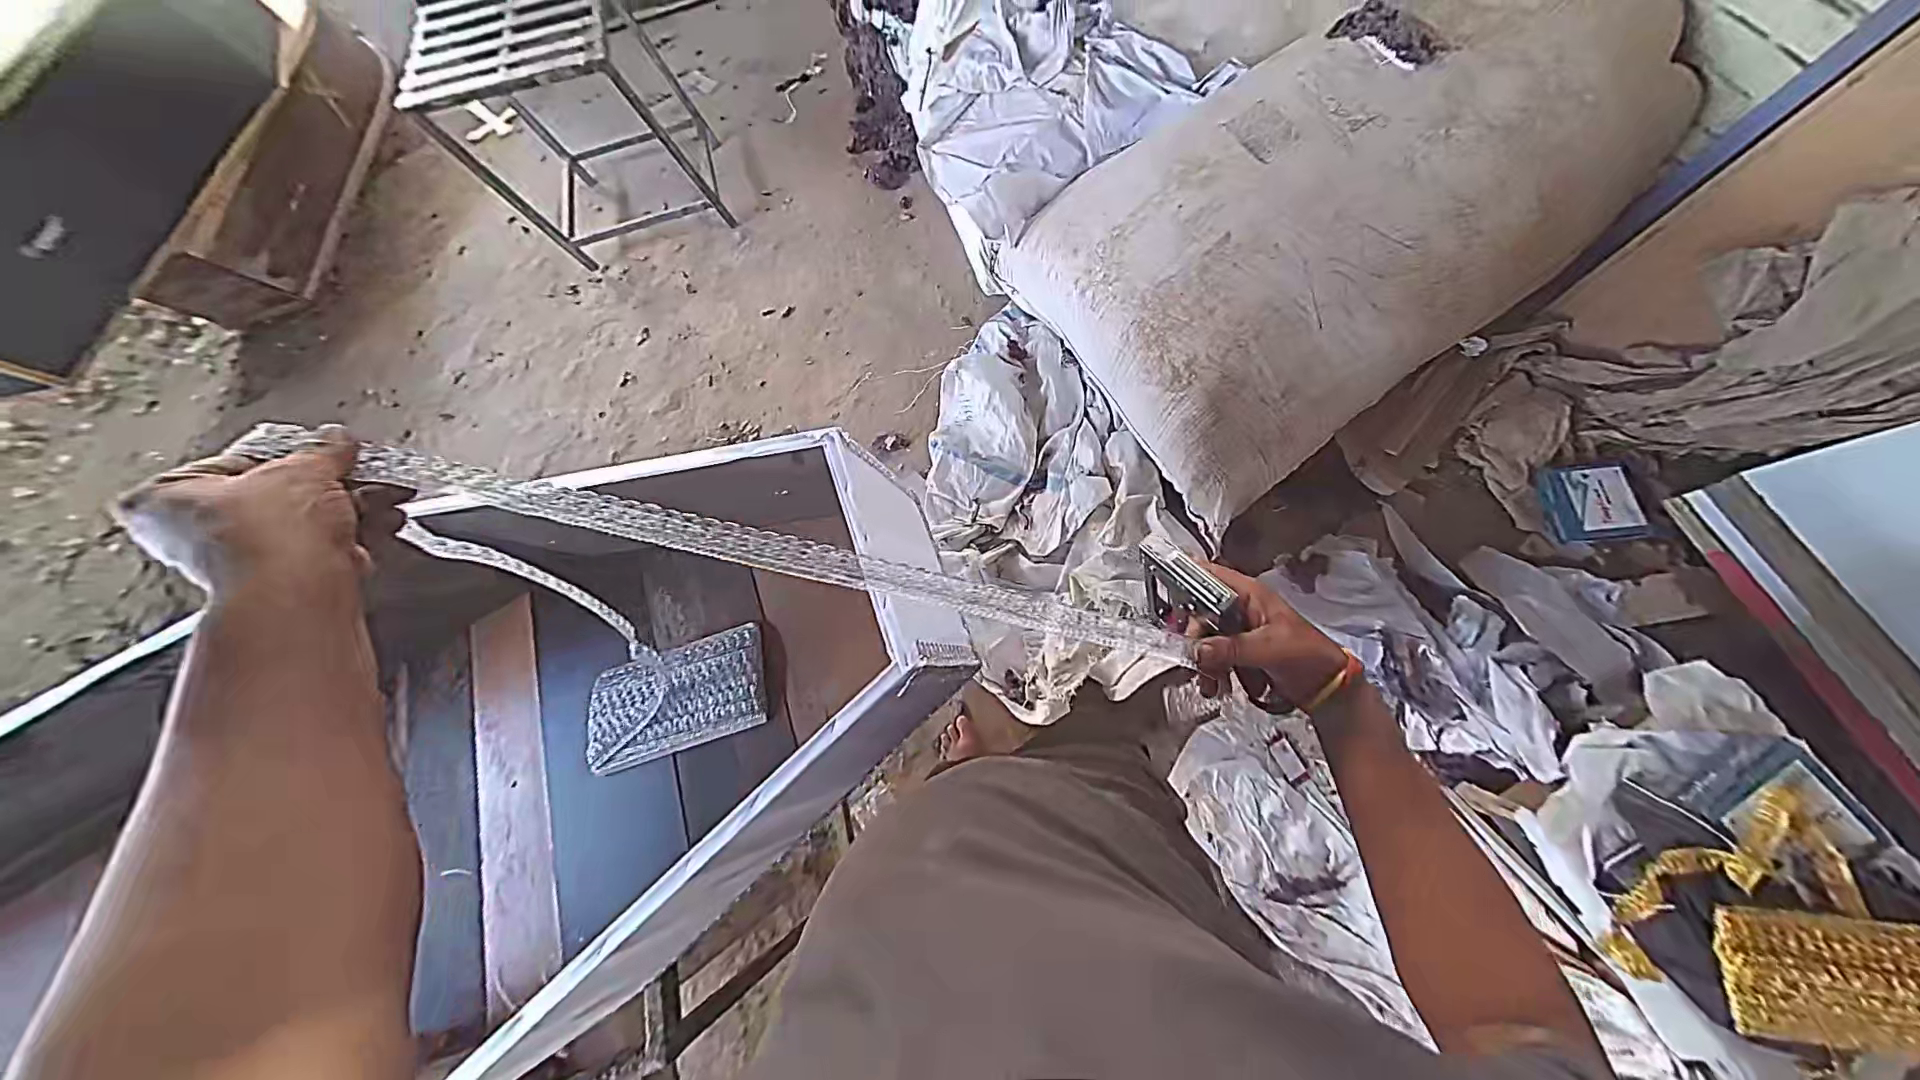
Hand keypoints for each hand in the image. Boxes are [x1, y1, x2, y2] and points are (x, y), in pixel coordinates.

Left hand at [114, 425, 410, 597]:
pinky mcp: (289, 577)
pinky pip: (326, 545)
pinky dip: (357, 532)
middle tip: (361, 472)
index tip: (328, 451)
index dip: (293, 454)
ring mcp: (246, 559)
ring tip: (383, 495)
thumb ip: (322, 451)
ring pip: (311, 520)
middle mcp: (196, 532)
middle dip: (334, 484)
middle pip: (283, 493)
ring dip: (354, 506)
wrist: (302, 591)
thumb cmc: (269, 537)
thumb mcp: (301, 471)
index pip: (240, 462)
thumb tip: (334, 440)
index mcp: (163, 498)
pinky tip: (382, 520)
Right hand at [1188, 561, 1350, 707]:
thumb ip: (1233, 648)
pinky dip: (1210, 672)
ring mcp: (1238, 630)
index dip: (1186, 581)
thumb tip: (1199, 649)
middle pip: (1199, 612)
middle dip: (1193, 636)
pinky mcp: (1238, 651)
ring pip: (1203, 638)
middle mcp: (1239, 608)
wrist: (1329, 688)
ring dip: (1201, 660)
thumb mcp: (1271, 648)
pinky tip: (1215, 685)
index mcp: (1249, 594)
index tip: (1169, 598)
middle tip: (1193, 654)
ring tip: (1210, 681)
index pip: (1209, 575)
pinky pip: (1212, 656)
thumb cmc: (1312, 656)